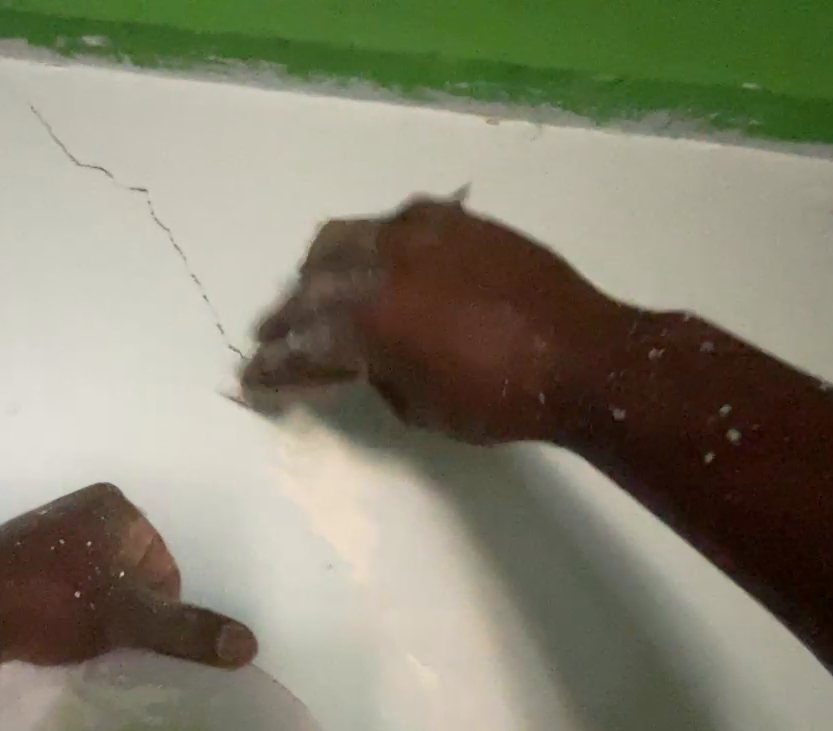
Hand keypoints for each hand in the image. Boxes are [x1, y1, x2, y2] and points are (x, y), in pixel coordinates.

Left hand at [0, 483, 257, 669]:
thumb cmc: (51, 602)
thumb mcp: (128, 617)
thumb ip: (187, 630)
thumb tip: (250, 645)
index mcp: (117, 507)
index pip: (165, 570)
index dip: (150, 610)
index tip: (118, 628)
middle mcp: (86, 507)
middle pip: (134, 575)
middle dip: (123, 609)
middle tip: (93, 633)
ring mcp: (52, 528)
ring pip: (100, 582)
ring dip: (94, 611)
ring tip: (66, 632)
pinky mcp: (24, 552)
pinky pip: (67, 583)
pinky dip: (66, 607)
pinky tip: (46, 626)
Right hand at [241, 195, 631, 443]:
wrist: (581, 357)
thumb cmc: (496, 401)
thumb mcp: (415, 407)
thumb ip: (373, 374)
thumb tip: (356, 357)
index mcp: (371, 323)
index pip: (301, 345)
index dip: (271, 368)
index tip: (251, 381)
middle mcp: (383, 267)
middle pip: (308, 290)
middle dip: (283, 320)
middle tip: (270, 339)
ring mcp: (418, 235)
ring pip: (341, 239)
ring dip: (316, 271)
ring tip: (310, 290)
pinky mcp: (453, 221)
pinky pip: (394, 221)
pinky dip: (371, 243)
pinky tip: (375, 260)